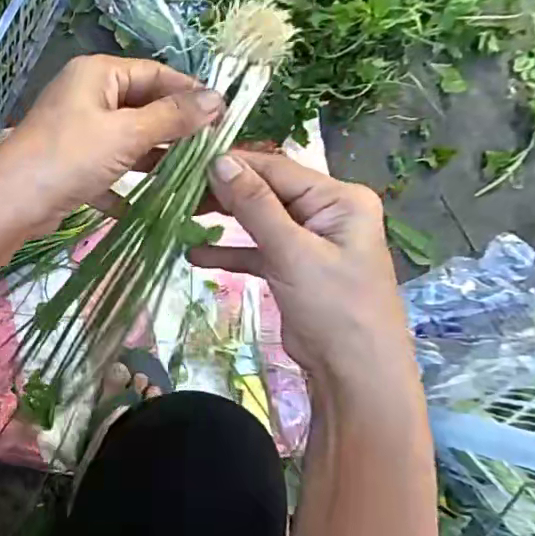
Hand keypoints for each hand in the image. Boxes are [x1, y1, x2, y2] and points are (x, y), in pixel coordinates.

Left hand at [0, 55, 223, 234]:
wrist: (12, 204)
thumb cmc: (70, 157)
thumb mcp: (127, 135)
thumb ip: (173, 118)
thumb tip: (218, 99)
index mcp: (98, 74)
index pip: (156, 73)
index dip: (190, 93)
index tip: (223, 115)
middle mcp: (88, 94)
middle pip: (144, 104)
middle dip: (176, 126)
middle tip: (212, 146)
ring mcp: (80, 128)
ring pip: (130, 136)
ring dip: (158, 154)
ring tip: (193, 171)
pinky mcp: (75, 161)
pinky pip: (113, 165)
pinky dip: (130, 180)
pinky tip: (153, 200)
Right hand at [189, 151, 412, 388]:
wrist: (355, 374)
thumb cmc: (333, 307)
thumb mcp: (293, 252)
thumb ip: (255, 205)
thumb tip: (219, 161)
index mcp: (339, 198)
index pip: (279, 169)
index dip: (235, 165)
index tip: (188, 162)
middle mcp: (327, 212)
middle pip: (268, 192)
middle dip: (225, 193)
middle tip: (179, 192)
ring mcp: (311, 242)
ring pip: (260, 221)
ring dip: (224, 222)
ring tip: (182, 216)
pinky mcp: (295, 269)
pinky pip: (259, 252)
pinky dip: (232, 253)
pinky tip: (196, 255)